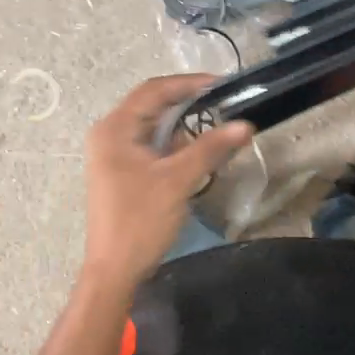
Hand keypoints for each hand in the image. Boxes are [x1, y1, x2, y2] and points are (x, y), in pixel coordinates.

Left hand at [81, 75, 254, 290]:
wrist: (114, 271)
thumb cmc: (140, 221)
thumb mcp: (178, 181)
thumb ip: (210, 148)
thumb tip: (245, 124)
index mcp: (114, 128)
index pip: (154, 90)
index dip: (189, 83)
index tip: (224, 85)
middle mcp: (110, 134)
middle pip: (154, 107)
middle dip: (190, 107)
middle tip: (226, 107)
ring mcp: (114, 154)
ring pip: (155, 129)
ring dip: (185, 130)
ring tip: (219, 133)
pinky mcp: (122, 172)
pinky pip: (152, 148)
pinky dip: (175, 148)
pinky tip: (199, 157)